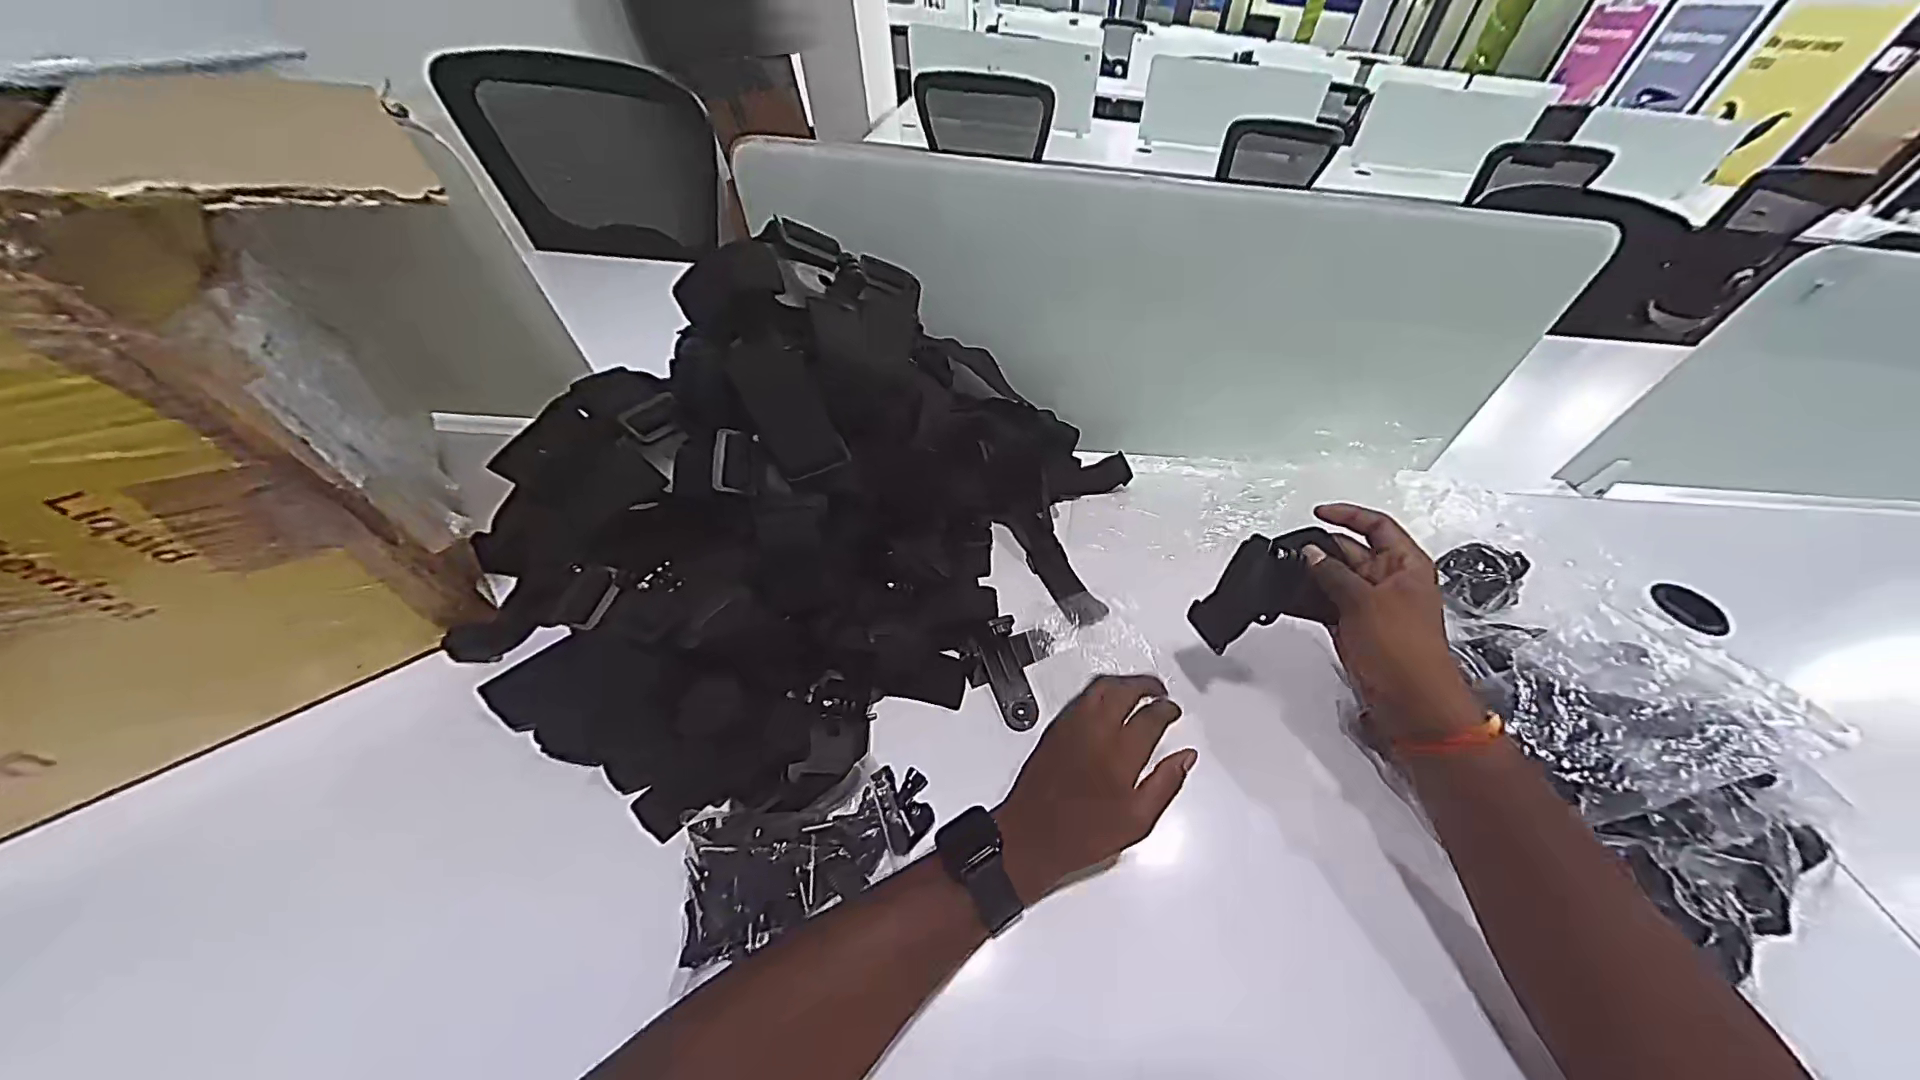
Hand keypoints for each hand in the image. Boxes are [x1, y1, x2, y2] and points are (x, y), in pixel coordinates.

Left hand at [993, 675, 1197, 903]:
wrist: (1031, 835)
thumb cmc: (1079, 834)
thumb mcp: (1137, 821)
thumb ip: (1166, 783)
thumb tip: (1185, 758)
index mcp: (1120, 755)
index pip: (1151, 716)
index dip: (1167, 709)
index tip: (1173, 711)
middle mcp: (1095, 733)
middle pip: (1126, 690)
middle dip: (1148, 685)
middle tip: (1159, 692)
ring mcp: (1071, 726)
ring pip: (1100, 686)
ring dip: (1123, 682)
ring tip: (1136, 689)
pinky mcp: (1055, 728)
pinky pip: (1081, 697)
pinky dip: (1100, 690)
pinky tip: (1107, 700)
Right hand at [1302, 504, 1483, 740]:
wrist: (1409, 699)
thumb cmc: (1408, 652)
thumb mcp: (1364, 601)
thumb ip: (1333, 573)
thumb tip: (1312, 554)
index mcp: (1407, 566)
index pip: (1377, 526)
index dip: (1349, 515)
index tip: (1321, 512)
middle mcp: (1390, 582)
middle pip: (1352, 551)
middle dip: (1323, 549)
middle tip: (1297, 549)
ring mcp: (1371, 605)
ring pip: (1335, 578)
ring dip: (1314, 576)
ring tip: (1290, 574)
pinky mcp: (1354, 625)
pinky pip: (1327, 603)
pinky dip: (1310, 600)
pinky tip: (1292, 598)